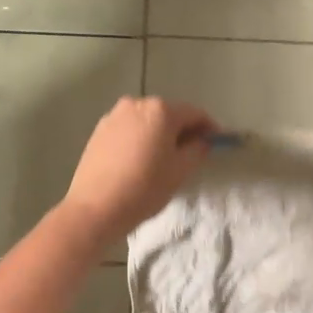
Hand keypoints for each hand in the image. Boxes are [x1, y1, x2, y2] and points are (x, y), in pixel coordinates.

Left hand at [60, 97, 217, 240]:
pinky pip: (129, 128)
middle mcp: (137, 104)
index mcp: (161, 111)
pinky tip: (139, 159)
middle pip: (168, 114)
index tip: (216, 142)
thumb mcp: (180, 171)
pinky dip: (139, 138)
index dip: (209, 127)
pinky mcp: (99, 130)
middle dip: (182, 129)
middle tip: (191, 152)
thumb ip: (197, 149)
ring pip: (146, 120)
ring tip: (163, 157)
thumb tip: (202, 140)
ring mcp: (114, 115)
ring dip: (159, 133)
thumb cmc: (144, 188)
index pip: (194, 113)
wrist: (95, 207)